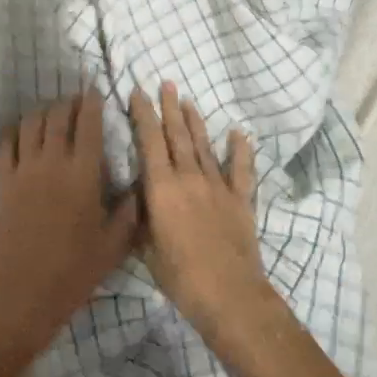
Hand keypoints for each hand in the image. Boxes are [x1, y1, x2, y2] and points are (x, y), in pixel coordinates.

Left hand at [0, 94, 140, 333]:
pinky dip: (13, 132)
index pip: (88, 123)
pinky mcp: (3, 180)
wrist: (28, 290)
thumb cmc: (77, 268)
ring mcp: (24, 168)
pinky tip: (20, 133)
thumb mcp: (115, 243)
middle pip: (57, 115)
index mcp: (83, 172)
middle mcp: (53, 160)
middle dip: (68, 102)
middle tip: (74, 102)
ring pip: (31, 123)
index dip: (92, 101)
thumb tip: (139, 187)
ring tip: (50, 115)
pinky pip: (5, 143)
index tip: (94, 90)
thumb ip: (130, 212)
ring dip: (42, 113)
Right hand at [129, 82, 272, 334]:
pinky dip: (240, 150)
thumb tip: (136, 196)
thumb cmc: (179, 276)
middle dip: (170, 107)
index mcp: (162, 188)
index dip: (143, 114)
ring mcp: (218, 186)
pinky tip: (238, 133)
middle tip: (166, 83)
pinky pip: (240, 169)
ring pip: (204, 146)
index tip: (138, 91)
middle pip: (177, 135)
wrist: (229, 293)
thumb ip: (141, 217)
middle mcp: (189, 177)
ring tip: (188, 100)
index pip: (149, 141)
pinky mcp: (241, 200)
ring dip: (195, 121)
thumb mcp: (146, 248)